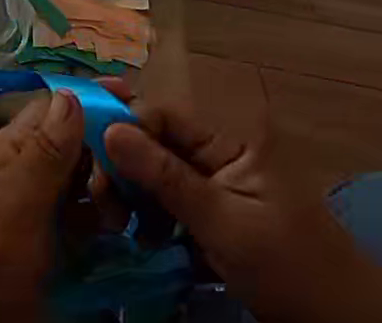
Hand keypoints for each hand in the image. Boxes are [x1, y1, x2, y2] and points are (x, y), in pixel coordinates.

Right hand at [91, 79, 381, 322]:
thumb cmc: (289, 268)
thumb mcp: (222, 223)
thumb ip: (163, 175)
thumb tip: (108, 128)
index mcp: (229, 137)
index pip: (159, 113)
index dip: (122, 128)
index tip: (92, 157)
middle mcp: (219, 147)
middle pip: (154, 137)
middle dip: (122, 162)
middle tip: (102, 198)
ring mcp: (217, 178)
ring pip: (156, 167)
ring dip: (133, 190)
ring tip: (119, 221)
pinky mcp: (215, 207)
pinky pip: (170, 194)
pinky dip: (151, 211)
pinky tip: (141, 233)